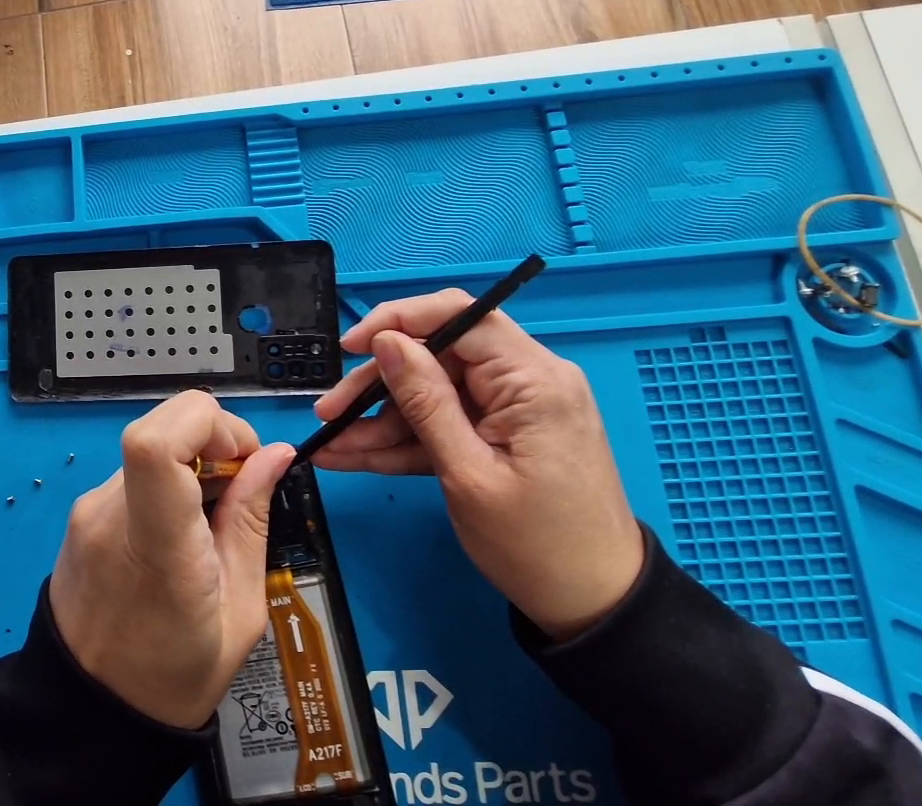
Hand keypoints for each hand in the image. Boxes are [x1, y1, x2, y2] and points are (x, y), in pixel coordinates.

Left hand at [50, 390, 295, 727]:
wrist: (90, 711)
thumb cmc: (174, 675)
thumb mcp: (239, 610)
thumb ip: (251, 520)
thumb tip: (275, 455)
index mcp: (154, 545)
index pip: (156, 442)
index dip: (207, 425)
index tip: (242, 456)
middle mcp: (108, 514)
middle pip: (159, 429)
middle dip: (213, 438)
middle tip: (243, 484)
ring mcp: (88, 510)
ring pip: (151, 447)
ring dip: (192, 462)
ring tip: (213, 518)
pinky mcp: (82, 513)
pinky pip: (134, 473)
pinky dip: (168, 481)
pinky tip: (183, 527)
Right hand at [313, 290, 644, 639]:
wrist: (593, 605)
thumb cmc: (537, 545)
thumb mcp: (468, 474)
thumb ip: (425, 403)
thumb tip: (387, 342)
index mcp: (531, 379)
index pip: (459, 316)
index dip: (398, 320)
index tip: (351, 347)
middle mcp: (525, 381)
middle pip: (436, 356)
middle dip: (377, 383)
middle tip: (329, 413)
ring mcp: (512, 409)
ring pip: (431, 393)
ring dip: (380, 420)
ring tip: (331, 445)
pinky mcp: (500, 435)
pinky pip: (443, 424)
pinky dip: (403, 441)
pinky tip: (354, 456)